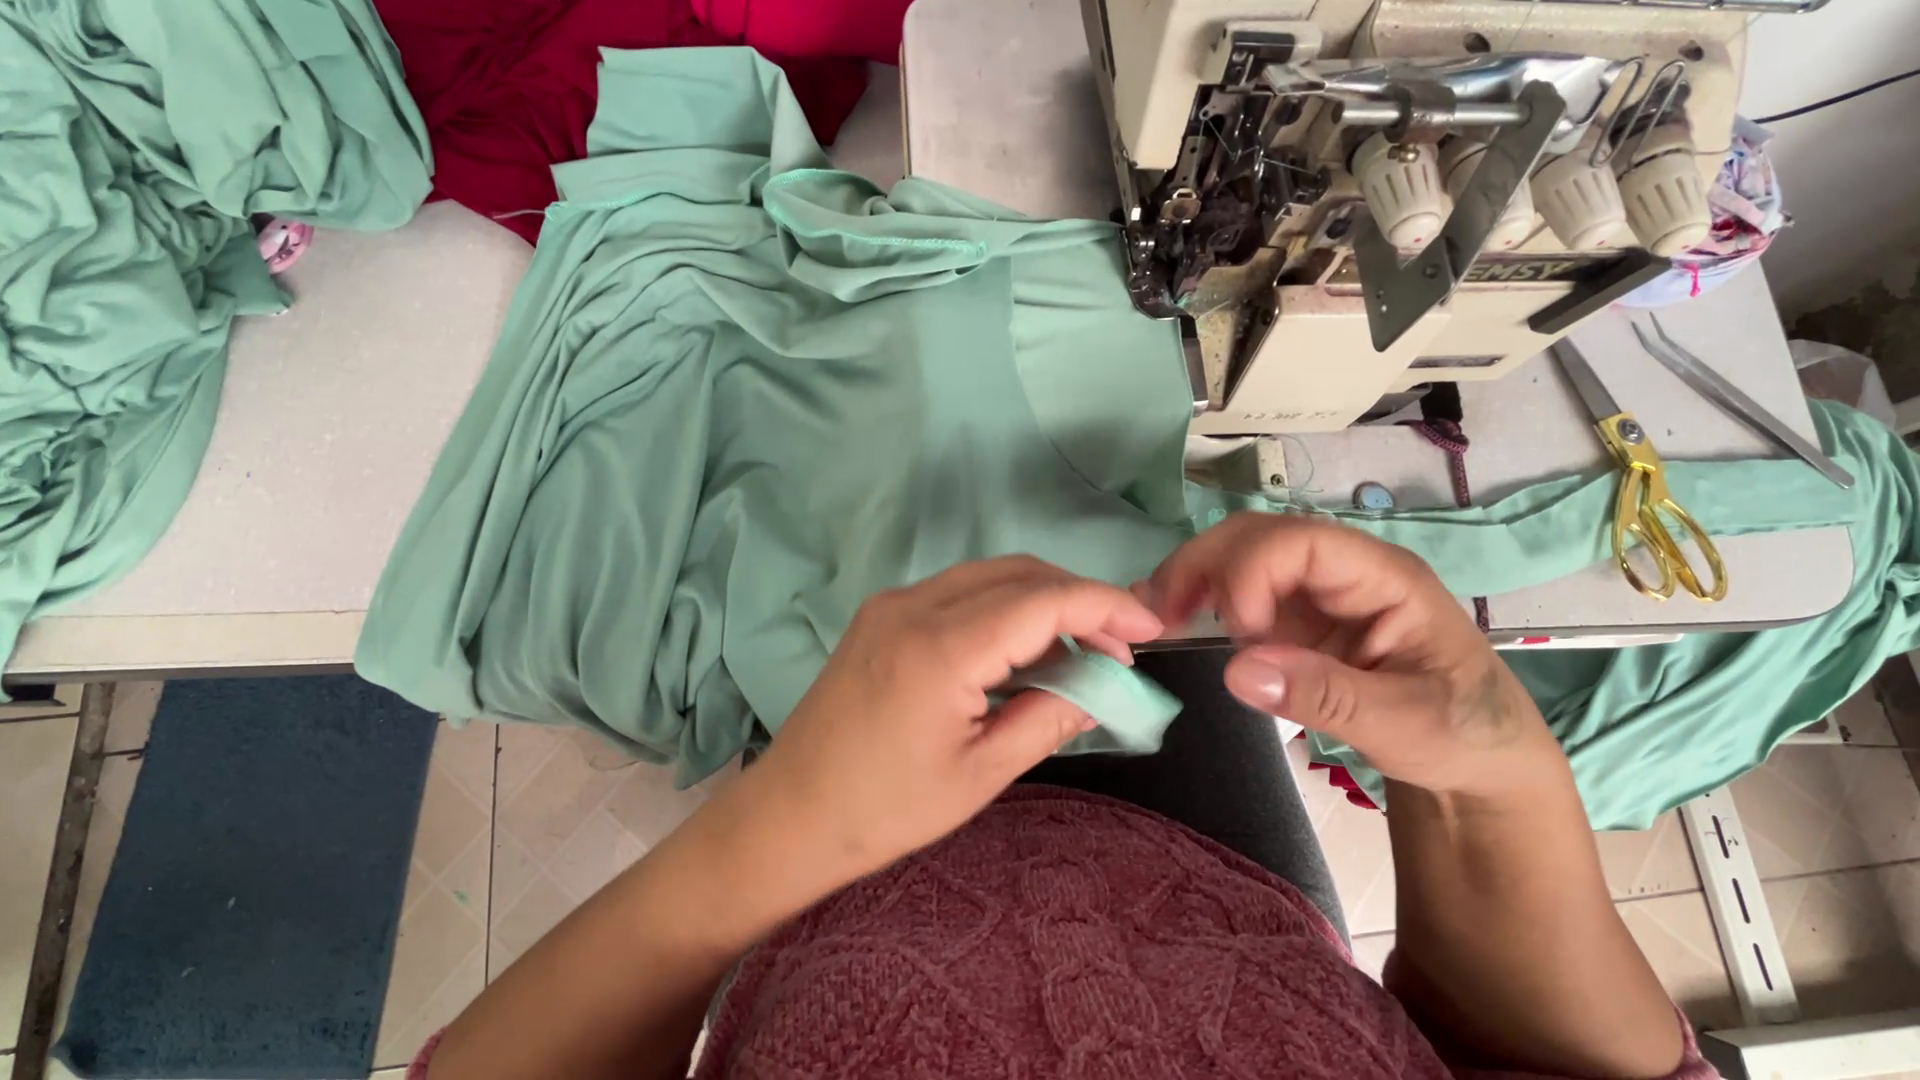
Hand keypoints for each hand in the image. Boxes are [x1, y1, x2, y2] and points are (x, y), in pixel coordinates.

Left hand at [739, 555, 1164, 880]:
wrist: (790, 815)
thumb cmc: (885, 809)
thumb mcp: (981, 774)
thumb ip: (1047, 719)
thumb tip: (1099, 690)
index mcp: (941, 647)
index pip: (1042, 599)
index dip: (1106, 605)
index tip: (1150, 626)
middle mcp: (914, 606)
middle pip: (1019, 574)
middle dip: (1078, 601)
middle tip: (1117, 649)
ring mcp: (891, 605)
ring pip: (988, 577)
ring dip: (1041, 601)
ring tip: (1077, 653)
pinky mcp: (880, 616)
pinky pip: (958, 593)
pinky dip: (1002, 609)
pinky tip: (1020, 650)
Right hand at [1141, 512, 1560, 797]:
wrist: (1476, 760)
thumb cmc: (1461, 735)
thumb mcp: (1406, 726)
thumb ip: (1325, 696)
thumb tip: (1237, 669)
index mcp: (1383, 578)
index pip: (1301, 542)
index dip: (1252, 572)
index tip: (1238, 634)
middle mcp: (1342, 572)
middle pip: (1259, 536)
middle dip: (1205, 564)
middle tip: (1160, 612)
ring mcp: (1315, 595)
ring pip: (1239, 558)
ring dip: (1193, 578)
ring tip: (1156, 616)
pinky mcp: (1295, 621)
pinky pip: (1238, 595)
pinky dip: (1200, 602)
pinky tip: (1175, 623)